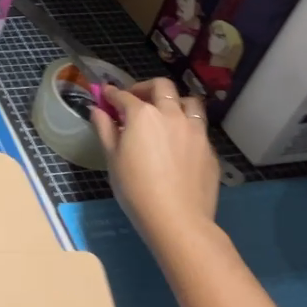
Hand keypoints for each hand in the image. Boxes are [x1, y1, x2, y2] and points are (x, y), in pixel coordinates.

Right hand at [90, 78, 219, 245]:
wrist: (178, 220)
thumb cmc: (136, 188)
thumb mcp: (112, 158)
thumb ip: (105, 129)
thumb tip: (97, 110)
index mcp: (143, 115)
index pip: (124, 95)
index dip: (112, 93)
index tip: (105, 94)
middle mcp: (171, 114)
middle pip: (161, 87)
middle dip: (145, 88)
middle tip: (136, 100)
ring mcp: (195, 130)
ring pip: (188, 102)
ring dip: (174, 102)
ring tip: (165, 115)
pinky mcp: (209, 149)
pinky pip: (198, 127)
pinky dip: (186, 126)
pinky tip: (178, 143)